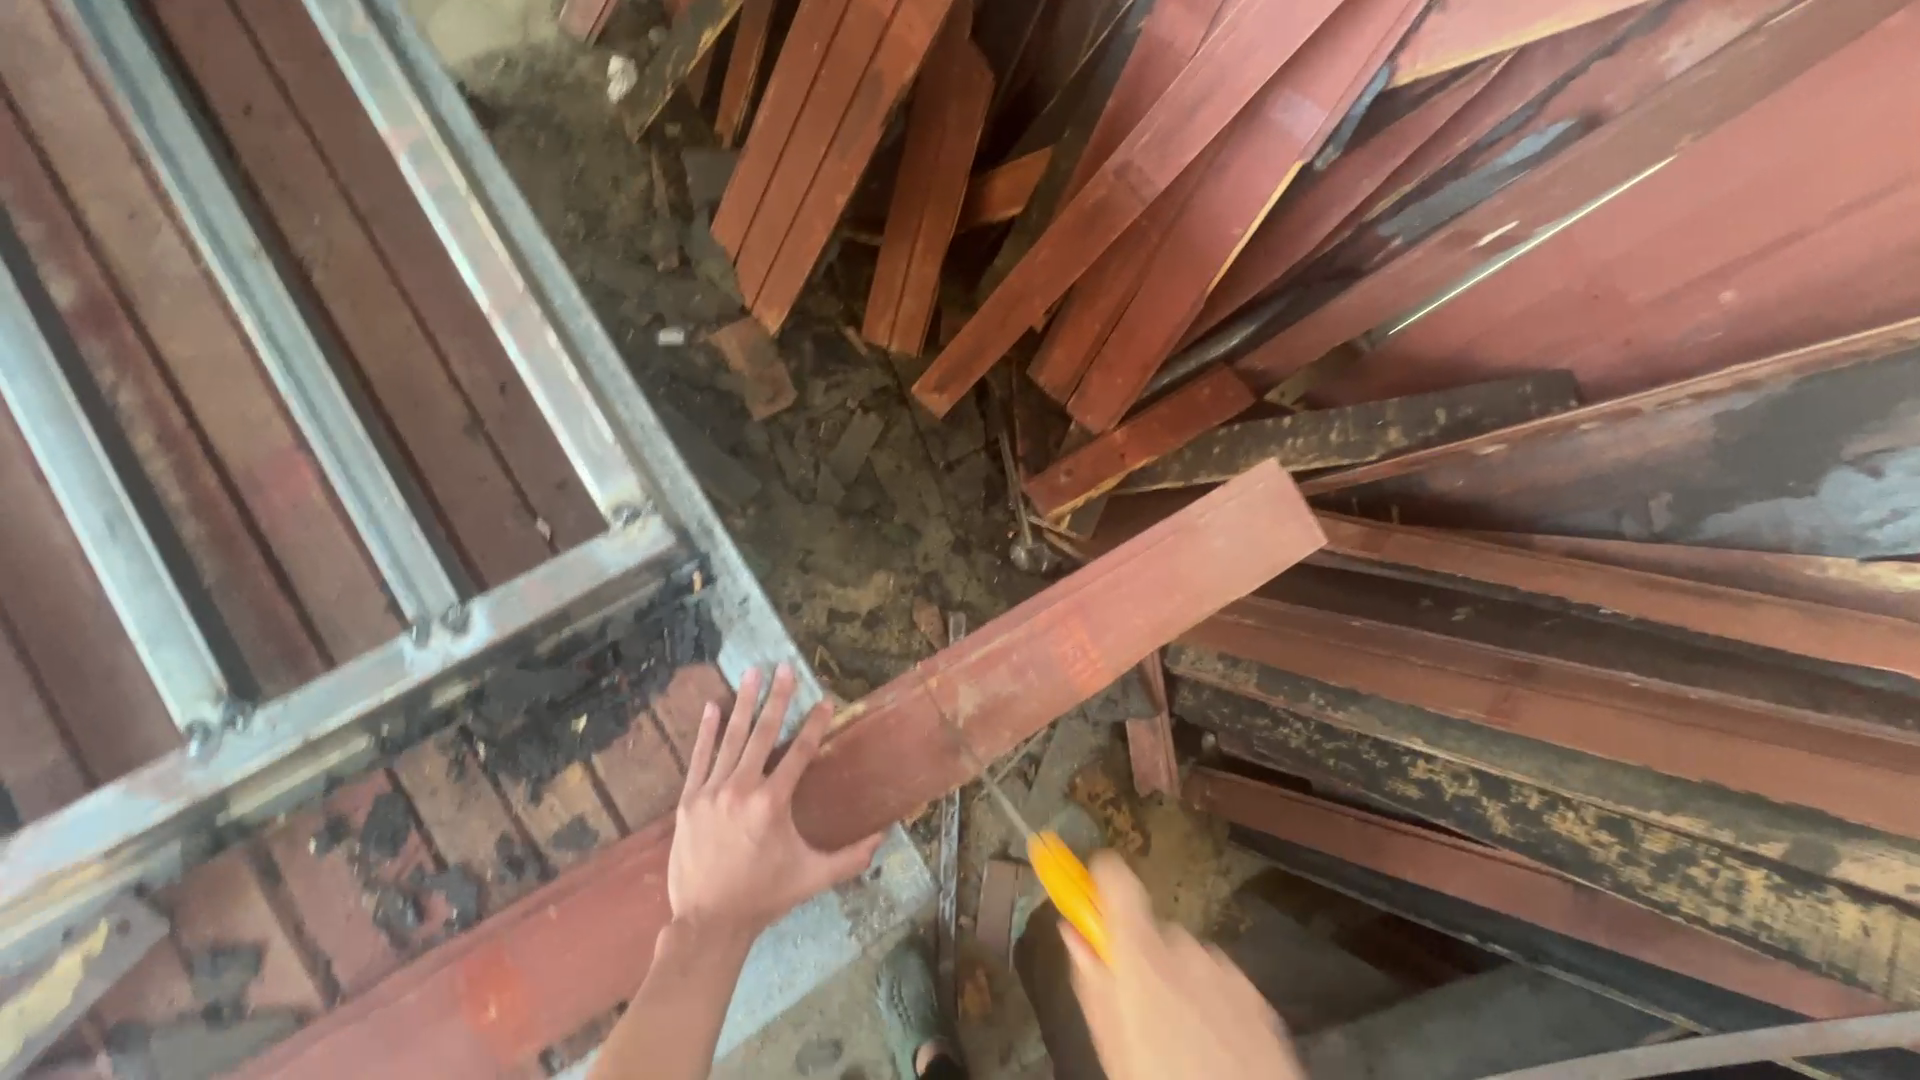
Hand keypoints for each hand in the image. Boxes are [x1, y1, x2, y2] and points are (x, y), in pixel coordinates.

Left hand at [667, 665, 884, 939]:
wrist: (708, 921)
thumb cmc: (766, 897)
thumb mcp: (813, 876)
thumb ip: (851, 857)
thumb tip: (885, 837)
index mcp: (772, 804)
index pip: (799, 753)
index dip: (814, 725)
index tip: (826, 701)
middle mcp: (741, 790)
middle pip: (763, 735)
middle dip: (777, 698)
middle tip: (785, 667)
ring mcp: (711, 793)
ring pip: (731, 740)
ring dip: (744, 704)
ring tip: (753, 673)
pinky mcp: (689, 802)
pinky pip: (699, 758)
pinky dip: (706, 731)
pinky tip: (713, 706)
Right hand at [1064, 852, 1304, 1079]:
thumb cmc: (1160, 1077)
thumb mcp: (1110, 1039)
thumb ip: (1090, 978)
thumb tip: (1073, 933)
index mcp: (1140, 953)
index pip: (1115, 879)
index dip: (1101, 879)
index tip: (1091, 893)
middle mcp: (1183, 946)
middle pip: (1152, 928)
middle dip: (1142, 956)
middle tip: (1138, 1004)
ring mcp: (1223, 968)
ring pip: (1188, 956)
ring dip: (1178, 979)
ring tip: (1178, 1031)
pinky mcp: (1256, 994)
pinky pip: (1220, 978)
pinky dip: (1211, 998)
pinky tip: (1210, 1040)